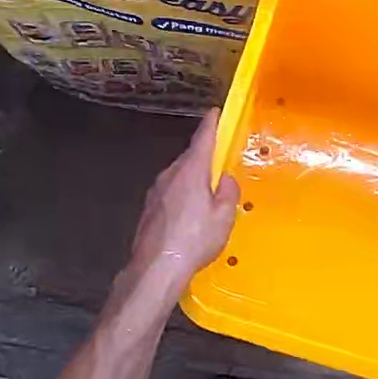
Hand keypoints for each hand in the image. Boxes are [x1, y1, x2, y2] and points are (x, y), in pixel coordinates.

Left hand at [130, 110, 240, 280]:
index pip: (202, 138)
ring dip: (193, 178)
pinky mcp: (149, 207)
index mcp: (190, 171)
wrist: (156, 266)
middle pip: (190, 157)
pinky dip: (182, 193)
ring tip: (208, 192)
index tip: (215, 112)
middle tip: (220, 159)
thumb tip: (225, 178)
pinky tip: (190, 212)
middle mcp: (170, 174)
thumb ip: (228, 192)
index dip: (211, 123)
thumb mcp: (223, 217)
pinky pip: (170, 192)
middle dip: (204, 156)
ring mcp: (156, 191)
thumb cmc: (194, 240)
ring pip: (179, 175)